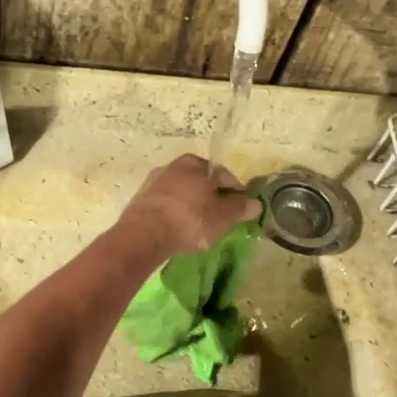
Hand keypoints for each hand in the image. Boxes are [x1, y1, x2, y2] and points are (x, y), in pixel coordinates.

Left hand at [116, 154, 261, 257]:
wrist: (144, 233)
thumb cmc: (190, 219)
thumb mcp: (223, 217)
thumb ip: (240, 209)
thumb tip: (255, 204)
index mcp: (196, 163)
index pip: (225, 176)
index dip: (236, 194)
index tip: (240, 211)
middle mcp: (174, 165)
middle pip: (202, 183)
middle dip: (212, 198)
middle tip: (221, 220)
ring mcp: (155, 180)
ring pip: (183, 192)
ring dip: (193, 205)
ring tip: (199, 226)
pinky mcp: (141, 198)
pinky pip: (168, 203)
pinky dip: (176, 212)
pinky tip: (179, 227)